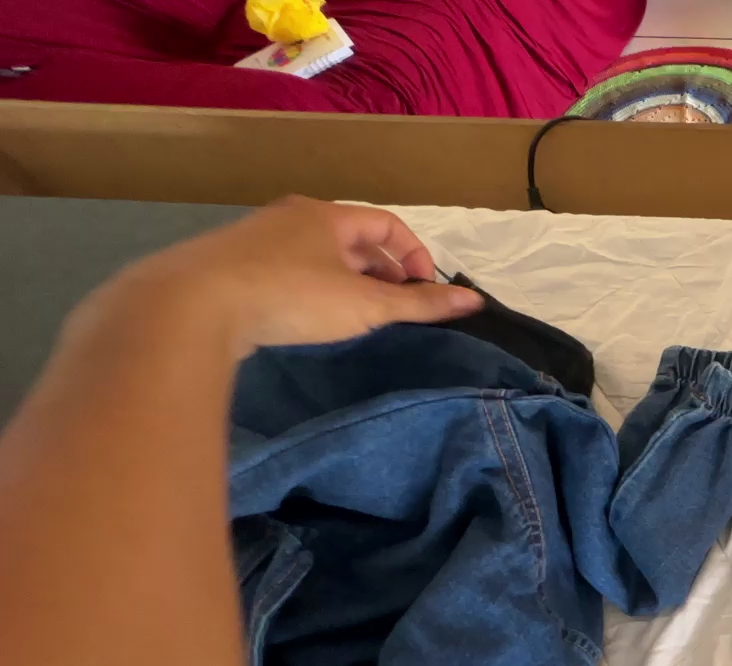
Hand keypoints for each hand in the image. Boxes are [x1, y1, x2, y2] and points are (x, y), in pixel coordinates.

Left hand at [59, 195, 480, 364]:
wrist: (191, 306)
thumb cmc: (293, 296)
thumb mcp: (369, 304)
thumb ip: (423, 303)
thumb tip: (474, 301)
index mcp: (328, 217)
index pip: (389, 225)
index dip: (417, 256)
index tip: (426, 291)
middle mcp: (294, 217)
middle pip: (358, 240)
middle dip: (387, 273)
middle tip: (397, 308)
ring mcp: (261, 238)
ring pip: (326, 256)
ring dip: (354, 282)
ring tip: (360, 316)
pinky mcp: (236, 263)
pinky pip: (295, 269)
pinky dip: (320, 288)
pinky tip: (315, 317)